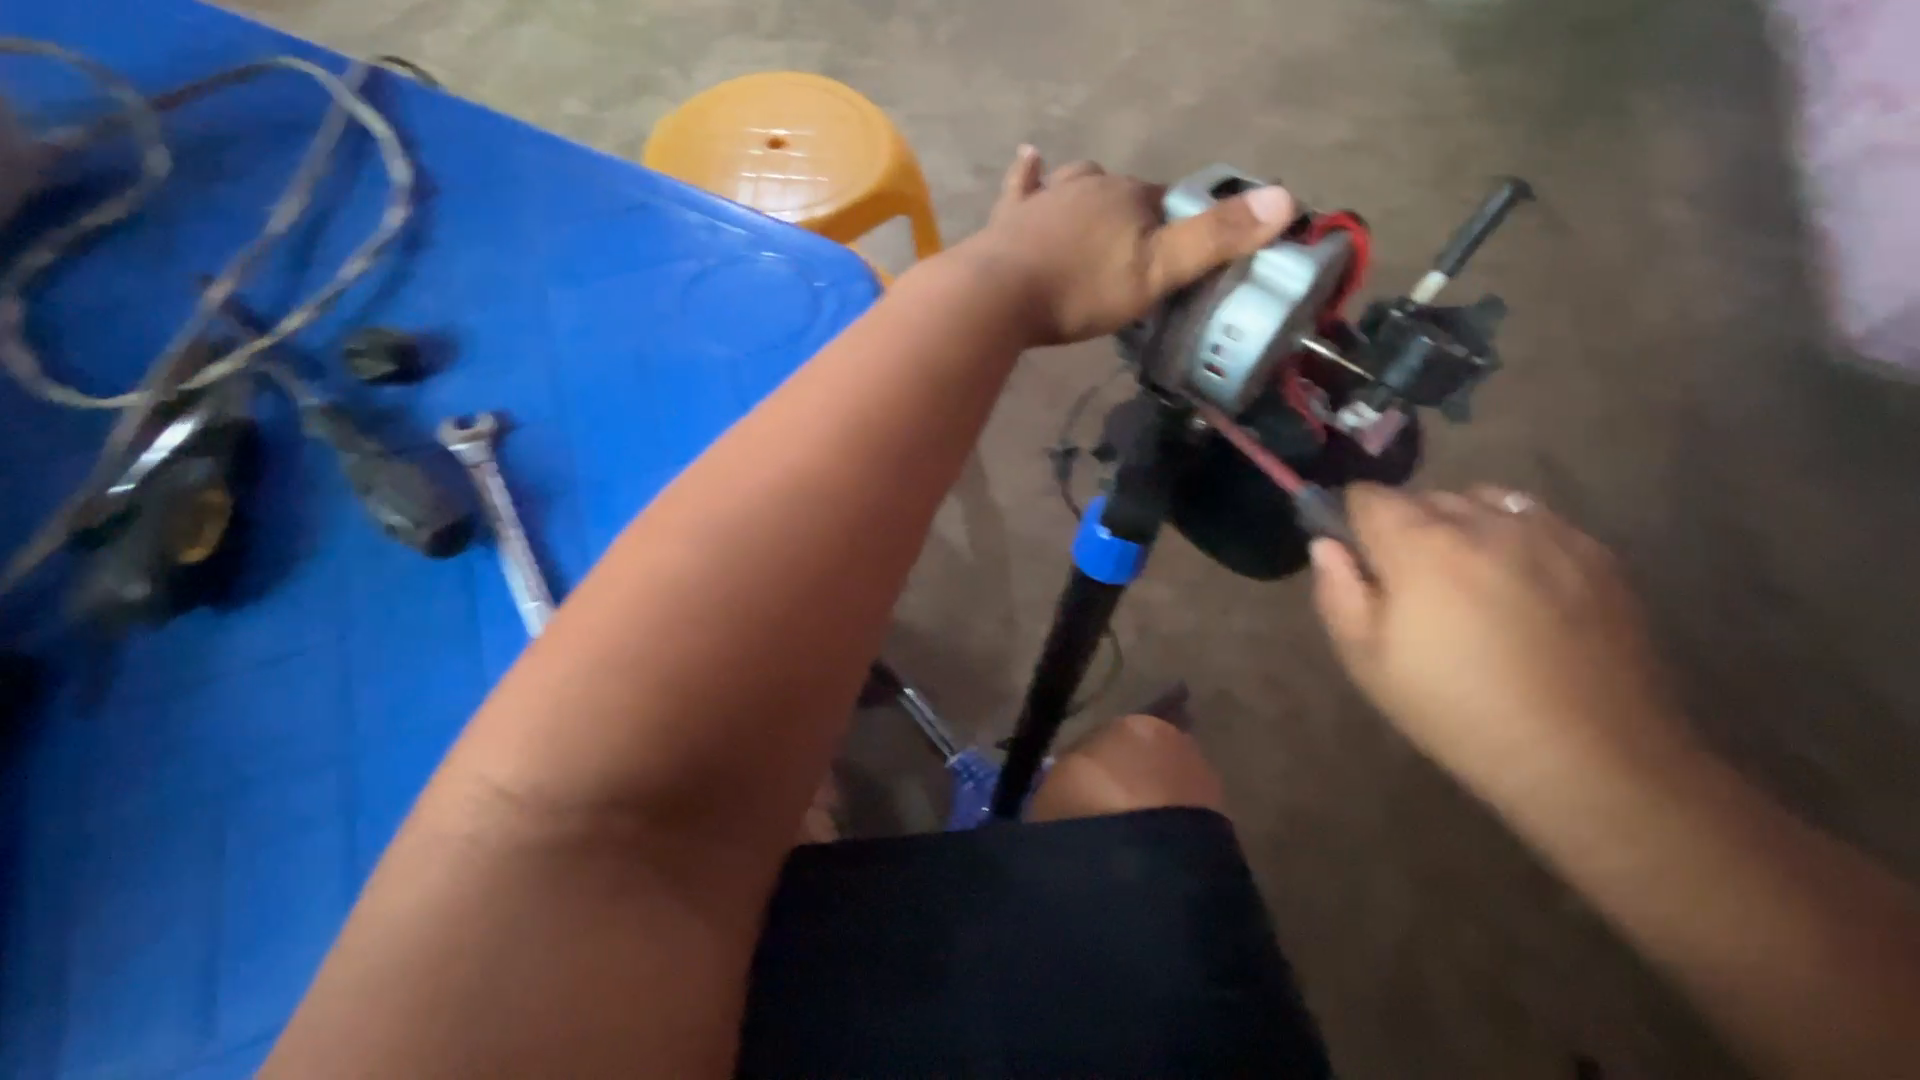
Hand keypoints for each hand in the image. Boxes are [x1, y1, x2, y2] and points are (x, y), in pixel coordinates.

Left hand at [957, 146, 1295, 344]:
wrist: (998, 296)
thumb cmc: (1081, 290)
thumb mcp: (1158, 272)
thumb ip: (1216, 239)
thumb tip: (1288, 199)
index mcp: (1129, 197)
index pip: (1166, 201)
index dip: (1178, 224)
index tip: (1180, 255)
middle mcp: (1089, 185)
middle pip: (1123, 191)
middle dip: (1135, 214)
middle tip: (1137, 250)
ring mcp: (1045, 198)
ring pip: (1077, 181)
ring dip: (1091, 192)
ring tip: (1100, 206)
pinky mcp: (1009, 216)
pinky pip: (1023, 184)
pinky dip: (1029, 172)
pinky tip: (1029, 157)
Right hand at [1311, 485, 1686, 782]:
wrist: (1589, 756)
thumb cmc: (1457, 711)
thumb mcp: (1369, 662)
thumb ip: (1338, 592)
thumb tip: (1327, 545)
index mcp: (1419, 544)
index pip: (1369, 496)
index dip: (1354, 521)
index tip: (1359, 559)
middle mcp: (1483, 522)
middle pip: (1428, 497)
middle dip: (1409, 527)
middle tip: (1413, 585)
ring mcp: (1548, 533)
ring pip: (1487, 502)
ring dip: (1466, 526)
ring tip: (1472, 580)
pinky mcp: (1598, 555)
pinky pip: (1540, 523)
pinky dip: (1518, 541)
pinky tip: (1526, 592)